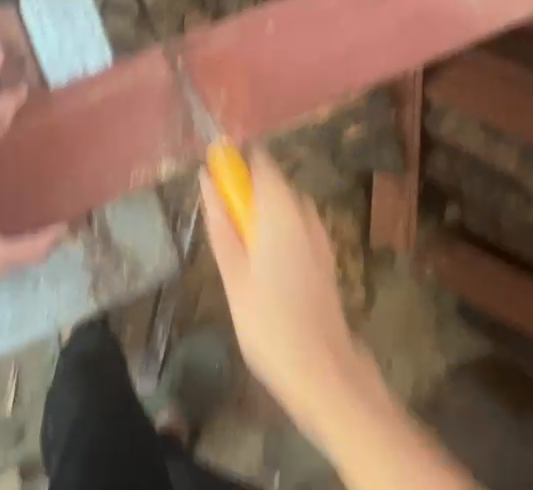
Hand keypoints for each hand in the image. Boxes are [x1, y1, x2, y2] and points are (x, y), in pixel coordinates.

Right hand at [201, 150, 367, 427]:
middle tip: (222, 224)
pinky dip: (280, 231)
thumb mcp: (232, 273)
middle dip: (248, 193)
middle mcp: (305, 213)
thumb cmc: (267, 321)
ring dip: (264, 214)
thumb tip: (206, 178)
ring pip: (287, 206)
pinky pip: (298, 227)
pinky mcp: (326, 256)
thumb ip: (220, 222)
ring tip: (240, 250)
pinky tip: (266, 265)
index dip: (236, 163)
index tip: (214, 176)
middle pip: (274, 183)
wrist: (321, 369)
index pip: (260, 162)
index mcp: (281, 209)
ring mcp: (320, 234)